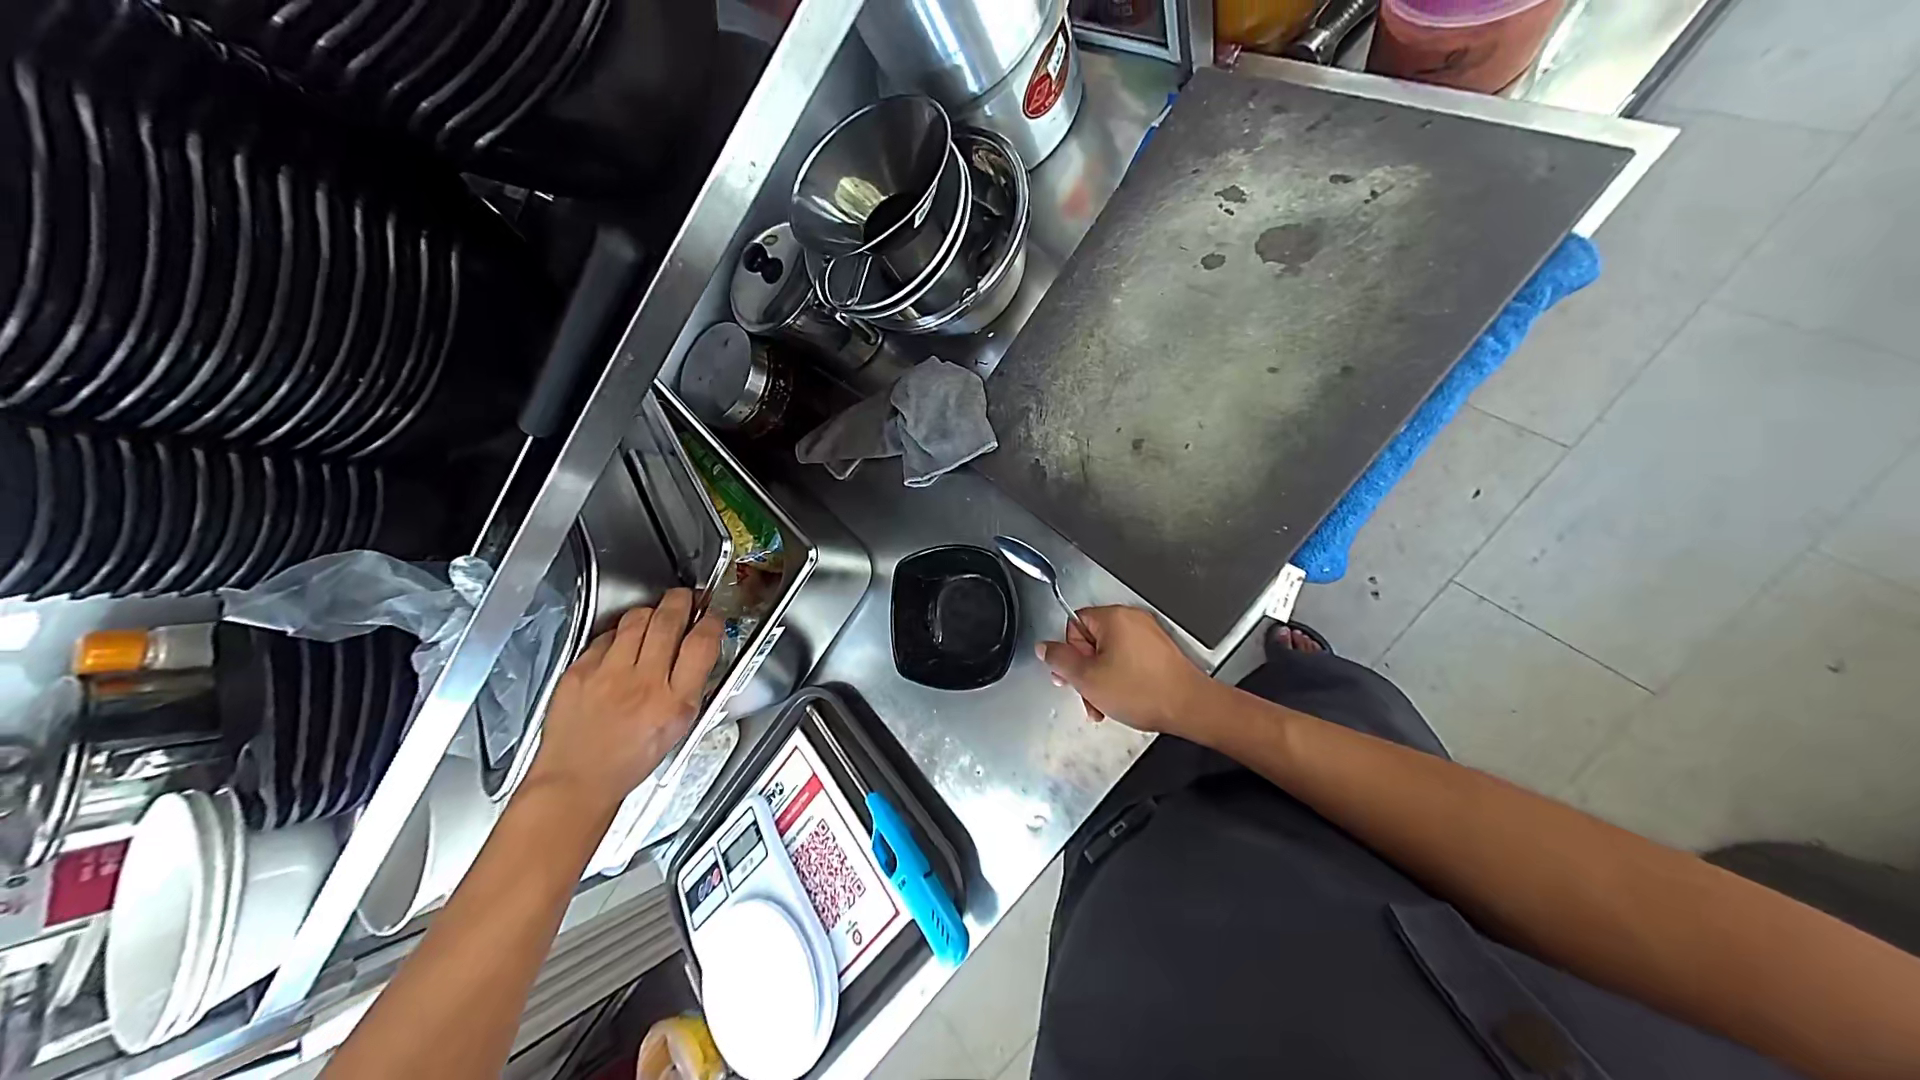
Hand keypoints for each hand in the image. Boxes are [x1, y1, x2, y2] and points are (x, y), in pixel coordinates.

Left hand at [527, 588, 723, 809]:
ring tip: (654, 617)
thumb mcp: (679, 728)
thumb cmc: (628, 760)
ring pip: (636, 619)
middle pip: (669, 619)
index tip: (711, 617)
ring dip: (650, 613)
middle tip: (684, 599)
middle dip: (681, 601)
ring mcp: (608, 674)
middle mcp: (643, 684)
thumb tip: (701, 652)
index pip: (701, 644)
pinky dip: (618, 635)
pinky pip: (605, 636)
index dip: (711, 622)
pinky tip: (622, 645)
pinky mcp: (580, 671)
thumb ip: (692, 687)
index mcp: (675, 703)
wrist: (576, 779)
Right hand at [1037, 605, 1215, 735]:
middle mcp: (1133, 619)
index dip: (1070, 652)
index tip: (1074, 674)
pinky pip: (1129, 659)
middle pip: (1091, 640)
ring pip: (1109, 653)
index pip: (1074, 624)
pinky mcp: (1159, 652)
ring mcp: (1149, 635)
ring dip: (1102, 678)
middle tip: (1088, 692)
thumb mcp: (1087, 679)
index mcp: (1113, 617)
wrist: (1190, 708)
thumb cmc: (1145, 691)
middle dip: (1086, 670)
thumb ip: (1059, 660)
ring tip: (1107, 702)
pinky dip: (1122, 677)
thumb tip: (1046, 648)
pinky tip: (1125, 698)